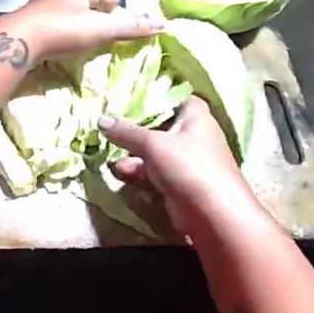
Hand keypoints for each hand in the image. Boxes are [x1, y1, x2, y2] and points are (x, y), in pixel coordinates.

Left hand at [4, 0, 162, 64]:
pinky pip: (47, 26)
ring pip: (61, 12)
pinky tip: (60, 45)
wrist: (19, 40)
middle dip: (92, 10)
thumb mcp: (101, 29)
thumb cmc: (63, 30)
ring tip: (83, 35)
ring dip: (73, 21)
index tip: (119, 11)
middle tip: (103, 24)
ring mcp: (38, 9)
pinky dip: (58, 33)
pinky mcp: (26, 25)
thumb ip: (130, 27)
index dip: (111, 1)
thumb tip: (162, 23)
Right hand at [100, 97, 263, 232]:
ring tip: (111, 157)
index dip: (155, 98)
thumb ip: (126, 132)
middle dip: (135, 130)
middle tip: (111, 129)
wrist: (212, 214)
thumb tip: (100, 120)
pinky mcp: (178, 184)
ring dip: (133, 155)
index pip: (175, 99)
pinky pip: (154, 173)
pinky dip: (139, 173)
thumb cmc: (188, 165)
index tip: (129, 99)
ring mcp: (186, 162)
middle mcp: (193, 136)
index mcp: (195, 117)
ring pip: (155, 153)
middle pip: (160, 127)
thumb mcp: (153, 144)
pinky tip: (120, 173)